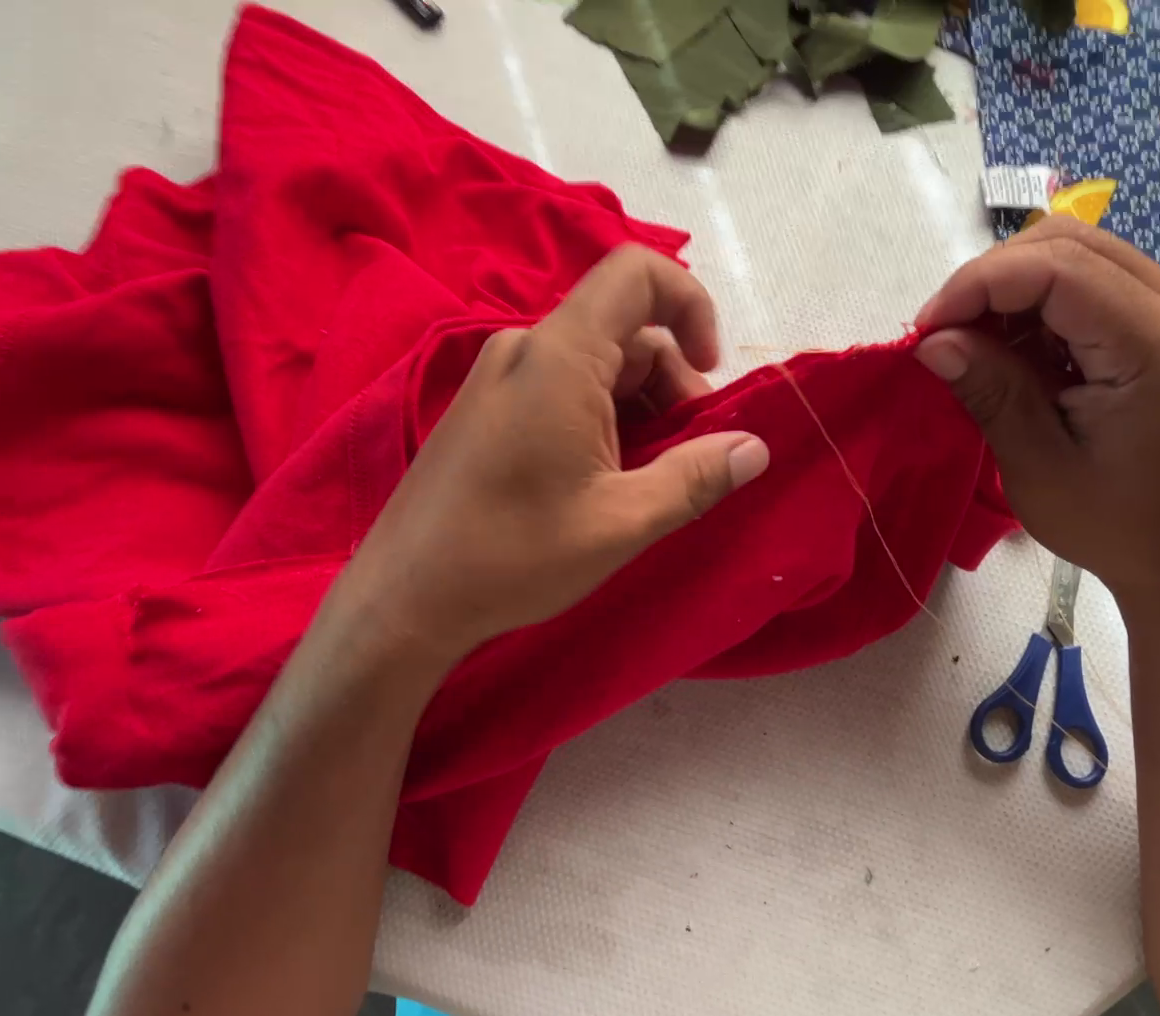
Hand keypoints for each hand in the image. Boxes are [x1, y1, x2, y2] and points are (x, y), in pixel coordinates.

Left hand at [331, 245, 769, 660]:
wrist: (405, 597)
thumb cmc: (512, 556)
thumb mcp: (621, 523)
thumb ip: (696, 478)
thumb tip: (754, 449)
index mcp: (559, 356)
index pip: (637, 274)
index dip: (691, 305)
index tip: (711, 375)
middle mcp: (525, 349)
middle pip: (625, 330)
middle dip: (674, 385)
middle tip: (689, 461)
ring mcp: (498, 378)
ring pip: (595, 365)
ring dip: (640, 410)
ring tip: (647, 481)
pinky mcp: (485, 409)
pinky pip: (561, 388)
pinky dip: (601, 420)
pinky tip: (603, 481)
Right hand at [914, 216, 1159, 606]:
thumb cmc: (1112, 524)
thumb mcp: (1038, 467)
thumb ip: (991, 392)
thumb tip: (932, 341)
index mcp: (1158, 346)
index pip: (1058, 269)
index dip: (978, 285)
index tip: (925, 330)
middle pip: (1068, 245)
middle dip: (988, 280)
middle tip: (941, 334)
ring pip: (1076, 254)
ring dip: (1008, 290)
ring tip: (970, 344)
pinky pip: (1089, 282)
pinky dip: (1034, 306)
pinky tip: (1009, 349)